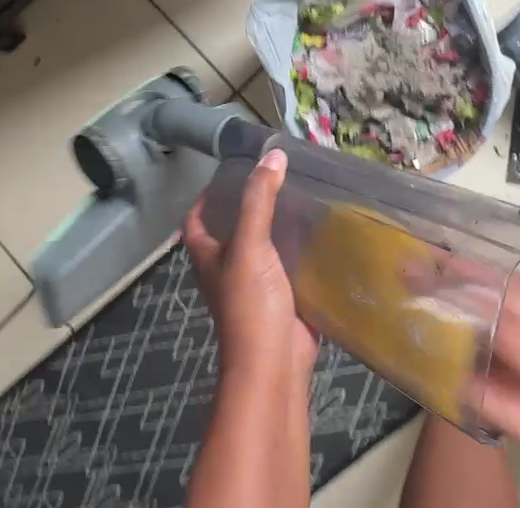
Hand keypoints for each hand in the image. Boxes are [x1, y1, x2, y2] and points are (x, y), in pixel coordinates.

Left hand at [184, 148, 319, 378]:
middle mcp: (228, 266)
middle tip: (278, 173)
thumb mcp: (250, 244)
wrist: (274, 364)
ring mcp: (256, 282)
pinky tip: (320, 227)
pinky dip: (301, 245)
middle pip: (234, 226)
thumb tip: (272, 154)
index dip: (209, 193)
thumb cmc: (249, 304)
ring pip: (265, 243)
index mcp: (207, 254)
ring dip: (279, 222)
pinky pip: (290, 262)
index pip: (198, 216)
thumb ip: (259, 199)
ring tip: (303, 190)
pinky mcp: (283, 295)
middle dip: (251, 201)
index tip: (234, 167)